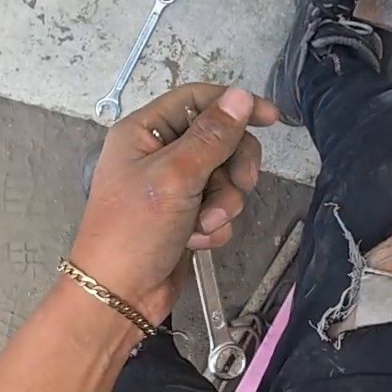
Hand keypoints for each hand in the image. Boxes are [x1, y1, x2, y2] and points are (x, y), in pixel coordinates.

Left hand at [68, 83, 278, 322]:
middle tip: (242, 183)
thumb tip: (241, 96)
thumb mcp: (175, 176)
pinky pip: (217, 210)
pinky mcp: (185, 219)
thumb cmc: (134, 231)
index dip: (234, 106)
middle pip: (219, 140)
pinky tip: (195, 241)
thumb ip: (212, 136)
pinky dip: (213, 226)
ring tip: (204, 224)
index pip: (197, 101)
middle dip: (233, 166)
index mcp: (144, 133)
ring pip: (223, 179)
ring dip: (223, 203)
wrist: (120, 295)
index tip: (271, 120)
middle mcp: (158, 155)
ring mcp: (172, 189)